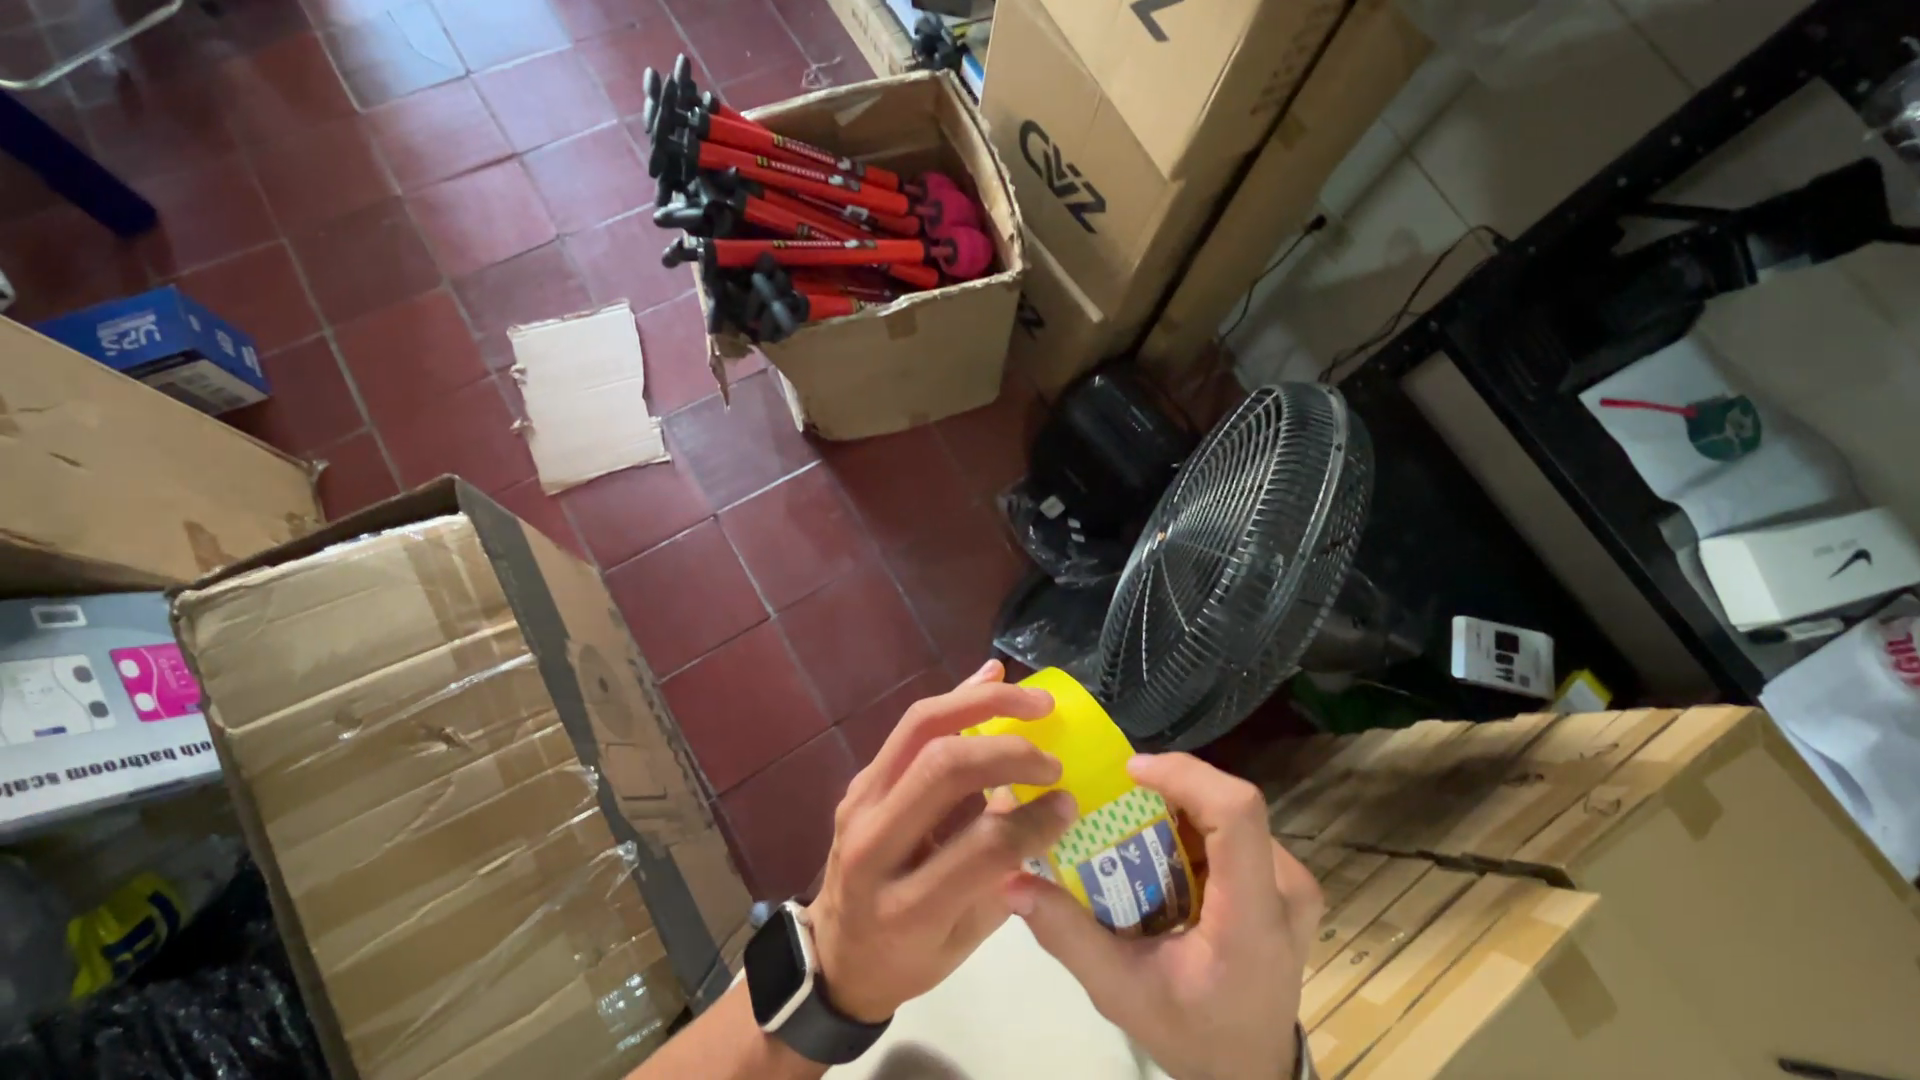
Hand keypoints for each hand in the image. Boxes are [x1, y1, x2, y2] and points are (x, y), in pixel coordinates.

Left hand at [807, 661, 1078, 1023]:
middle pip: (940, 767)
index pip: (981, 846)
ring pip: (920, 727)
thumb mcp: (963, 943)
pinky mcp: (862, 779)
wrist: (834, 955)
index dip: (1034, 821)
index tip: (1068, 803)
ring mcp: (859, 801)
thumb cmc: (907, 959)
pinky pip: (910, 728)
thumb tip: (1054, 811)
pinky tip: (990, 679)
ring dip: (981, 703)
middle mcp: (872, 843)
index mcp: (903, 905)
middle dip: (1008, 750)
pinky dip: (956, 702)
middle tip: (1052, 755)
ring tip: (1033, 699)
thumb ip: (1006, 880)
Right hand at [1007, 753, 1323, 1079]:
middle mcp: (1287, 888)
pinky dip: (1195, 827)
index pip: (1236, 814)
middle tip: (1117, 801)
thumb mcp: (1120, 992)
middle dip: (1170, 790)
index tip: (1130, 771)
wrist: (1252, 1071)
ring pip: (1232, 813)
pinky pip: (1239, 830)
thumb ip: (1068, 934)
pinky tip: (1163, 852)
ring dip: (1180, 808)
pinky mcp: (1289, 882)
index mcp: (1252, 916)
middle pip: (1231, 805)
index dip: (1185, 776)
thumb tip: (1011, 881)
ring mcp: (1295, 883)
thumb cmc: (1191, 1032)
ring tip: (1134, 826)